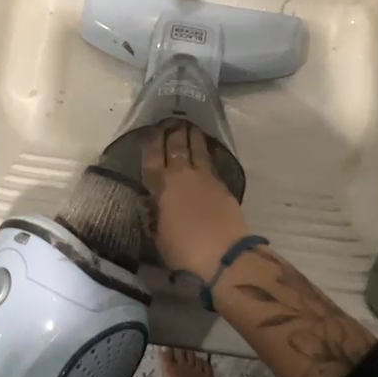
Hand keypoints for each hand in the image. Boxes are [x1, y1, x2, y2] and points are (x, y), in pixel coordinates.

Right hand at [142, 121, 249, 278]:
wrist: (225, 255)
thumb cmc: (185, 251)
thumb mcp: (160, 237)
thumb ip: (156, 217)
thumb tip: (154, 205)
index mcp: (162, 187)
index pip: (153, 159)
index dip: (152, 144)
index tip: (152, 130)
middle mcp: (183, 176)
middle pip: (177, 148)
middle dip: (173, 133)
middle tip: (172, 120)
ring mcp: (206, 179)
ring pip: (198, 151)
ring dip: (193, 138)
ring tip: (190, 126)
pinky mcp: (224, 186)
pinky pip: (212, 163)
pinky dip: (207, 154)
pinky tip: (207, 151)